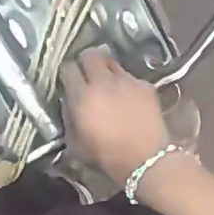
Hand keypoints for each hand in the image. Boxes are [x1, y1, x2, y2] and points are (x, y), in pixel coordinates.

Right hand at [62, 48, 170, 182]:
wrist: (145, 160)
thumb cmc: (106, 156)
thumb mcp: (75, 144)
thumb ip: (68, 117)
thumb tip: (68, 100)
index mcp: (82, 96)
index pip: (69, 68)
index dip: (67, 73)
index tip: (69, 81)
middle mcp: (103, 81)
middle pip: (90, 54)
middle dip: (86, 61)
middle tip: (87, 74)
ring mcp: (126, 80)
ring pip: (111, 61)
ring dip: (106, 69)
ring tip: (108, 84)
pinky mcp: (145, 85)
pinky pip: (130, 76)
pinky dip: (125, 83)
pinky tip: (127, 98)